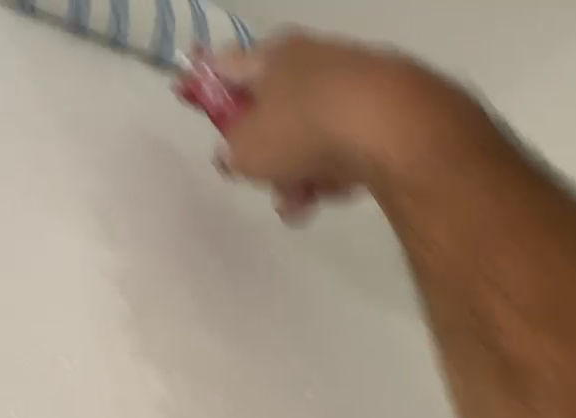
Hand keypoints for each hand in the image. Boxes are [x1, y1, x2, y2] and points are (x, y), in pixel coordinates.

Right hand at [201, 31, 468, 224]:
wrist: (390, 129)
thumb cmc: (300, 130)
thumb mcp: (242, 151)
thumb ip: (228, 153)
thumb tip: (236, 154)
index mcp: (272, 58)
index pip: (224, 67)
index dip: (203, 83)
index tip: (184, 89)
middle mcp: (311, 62)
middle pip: (268, 116)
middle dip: (263, 159)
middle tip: (259, 180)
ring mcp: (347, 85)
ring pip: (302, 141)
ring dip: (294, 178)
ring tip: (300, 201)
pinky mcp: (379, 112)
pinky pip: (337, 150)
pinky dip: (328, 175)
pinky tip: (330, 195)